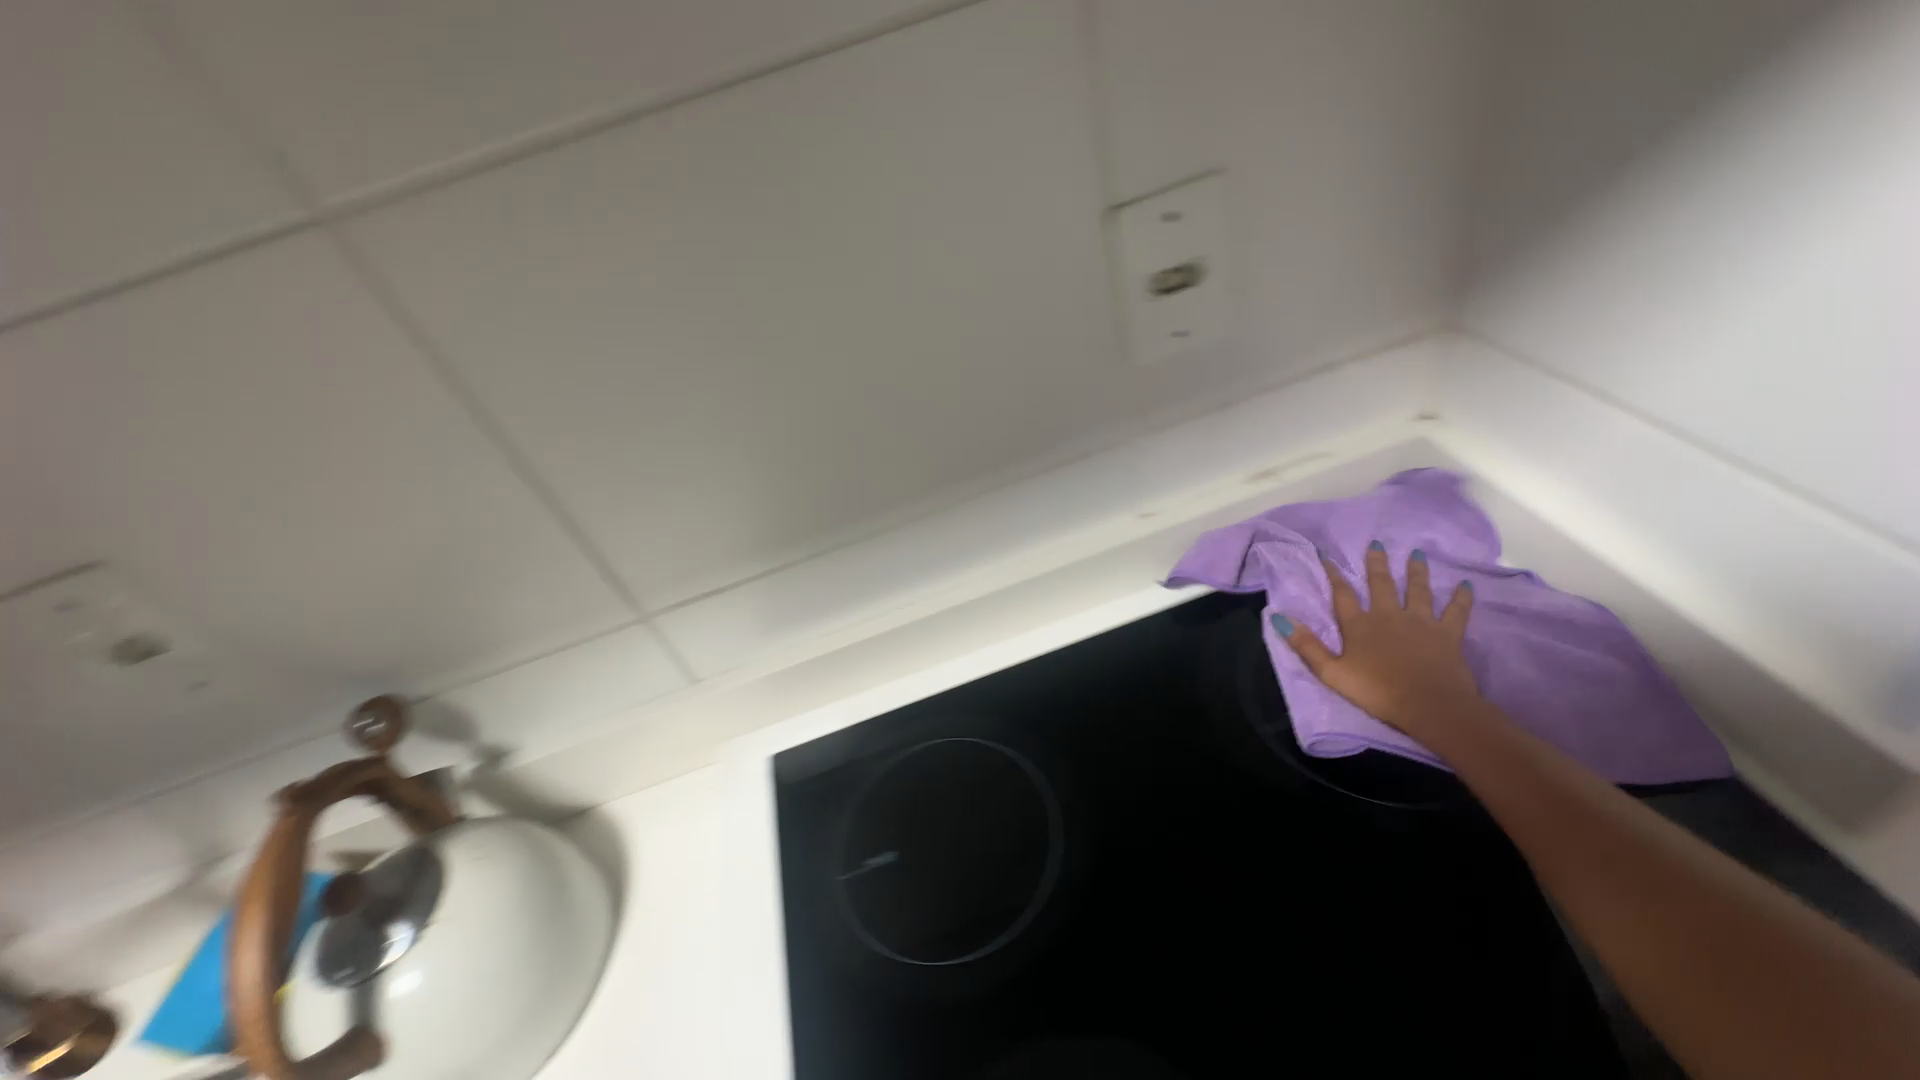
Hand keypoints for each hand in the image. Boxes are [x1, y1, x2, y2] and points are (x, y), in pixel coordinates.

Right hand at [1274, 543, 1479, 737]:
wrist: (1428, 705)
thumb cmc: (1376, 691)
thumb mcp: (1332, 673)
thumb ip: (1307, 646)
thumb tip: (1281, 618)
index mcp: (1359, 626)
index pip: (1343, 595)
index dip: (1334, 575)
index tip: (1327, 556)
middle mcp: (1389, 616)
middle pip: (1381, 584)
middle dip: (1376, 563)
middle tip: (1376, 543)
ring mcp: (1421, 622)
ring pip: (1418, 590)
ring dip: (1416, 572)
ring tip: (1416, 555)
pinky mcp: (1448, 634)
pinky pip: (1456, 611)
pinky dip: (1462, 598)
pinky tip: (1466, 585)